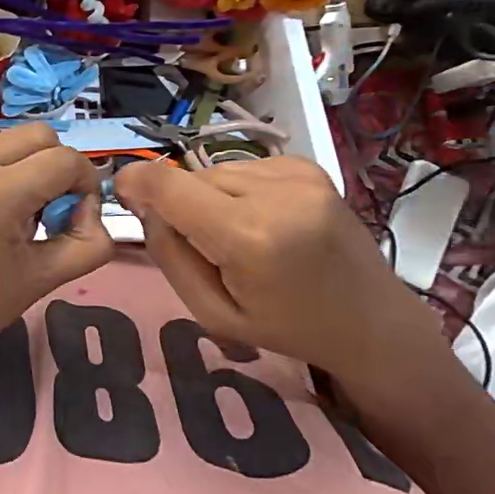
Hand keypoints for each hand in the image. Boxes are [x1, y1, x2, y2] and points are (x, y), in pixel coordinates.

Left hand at [0, 124, 115, 400]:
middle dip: (62, 166)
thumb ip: (89, 242)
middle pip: (41, 134)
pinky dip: (14, 171)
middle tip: (59, 210)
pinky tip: (8, 213)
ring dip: (37, 166)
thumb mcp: (46, 279)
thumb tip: (91, 211)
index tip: (81, 219)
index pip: (65, 160)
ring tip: (32, 213)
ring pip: (16, 140)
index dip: (87, 184)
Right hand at [113, 155, 447, 381]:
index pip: (168, 184)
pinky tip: (265, 221)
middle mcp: (274, 192)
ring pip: (217, 170)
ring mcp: (297, 173)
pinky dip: (241, 190)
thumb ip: (170, 257)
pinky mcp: (310, 166)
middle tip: (207, 247)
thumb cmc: (289, 328)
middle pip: (191, 179)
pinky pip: (246, 168)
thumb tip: (146, 206)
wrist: (370, 319)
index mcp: (248, 236)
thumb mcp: (214, 314)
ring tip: (242, 237)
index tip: (124, 194)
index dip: (135, 182)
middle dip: (182, 206)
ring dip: (212, 197)